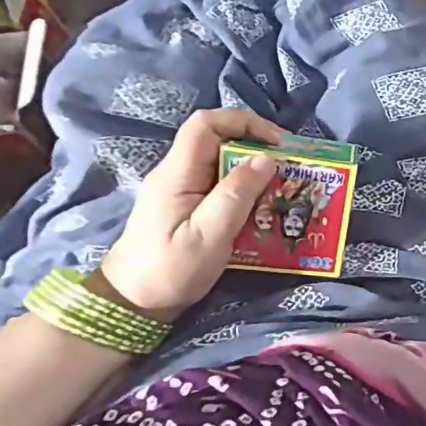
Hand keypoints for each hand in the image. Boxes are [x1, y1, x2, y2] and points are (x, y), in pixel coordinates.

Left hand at [100, 109, 286, 319]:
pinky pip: (220, 187)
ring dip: (255, 174)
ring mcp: (181, 191)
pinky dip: (246, 193)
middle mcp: (178, 174)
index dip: (244, 123)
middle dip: (258, 150)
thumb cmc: (171, 269)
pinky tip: (264, 210)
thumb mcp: (209, 235)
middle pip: (219, 142)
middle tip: (291, 170)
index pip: (207, 124)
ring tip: (284, 191)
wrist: (133, 303)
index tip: (278, 143)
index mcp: (178, 173)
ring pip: (222, 166)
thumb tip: (266, 158)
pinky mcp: (187, 208)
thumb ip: (237, 194)